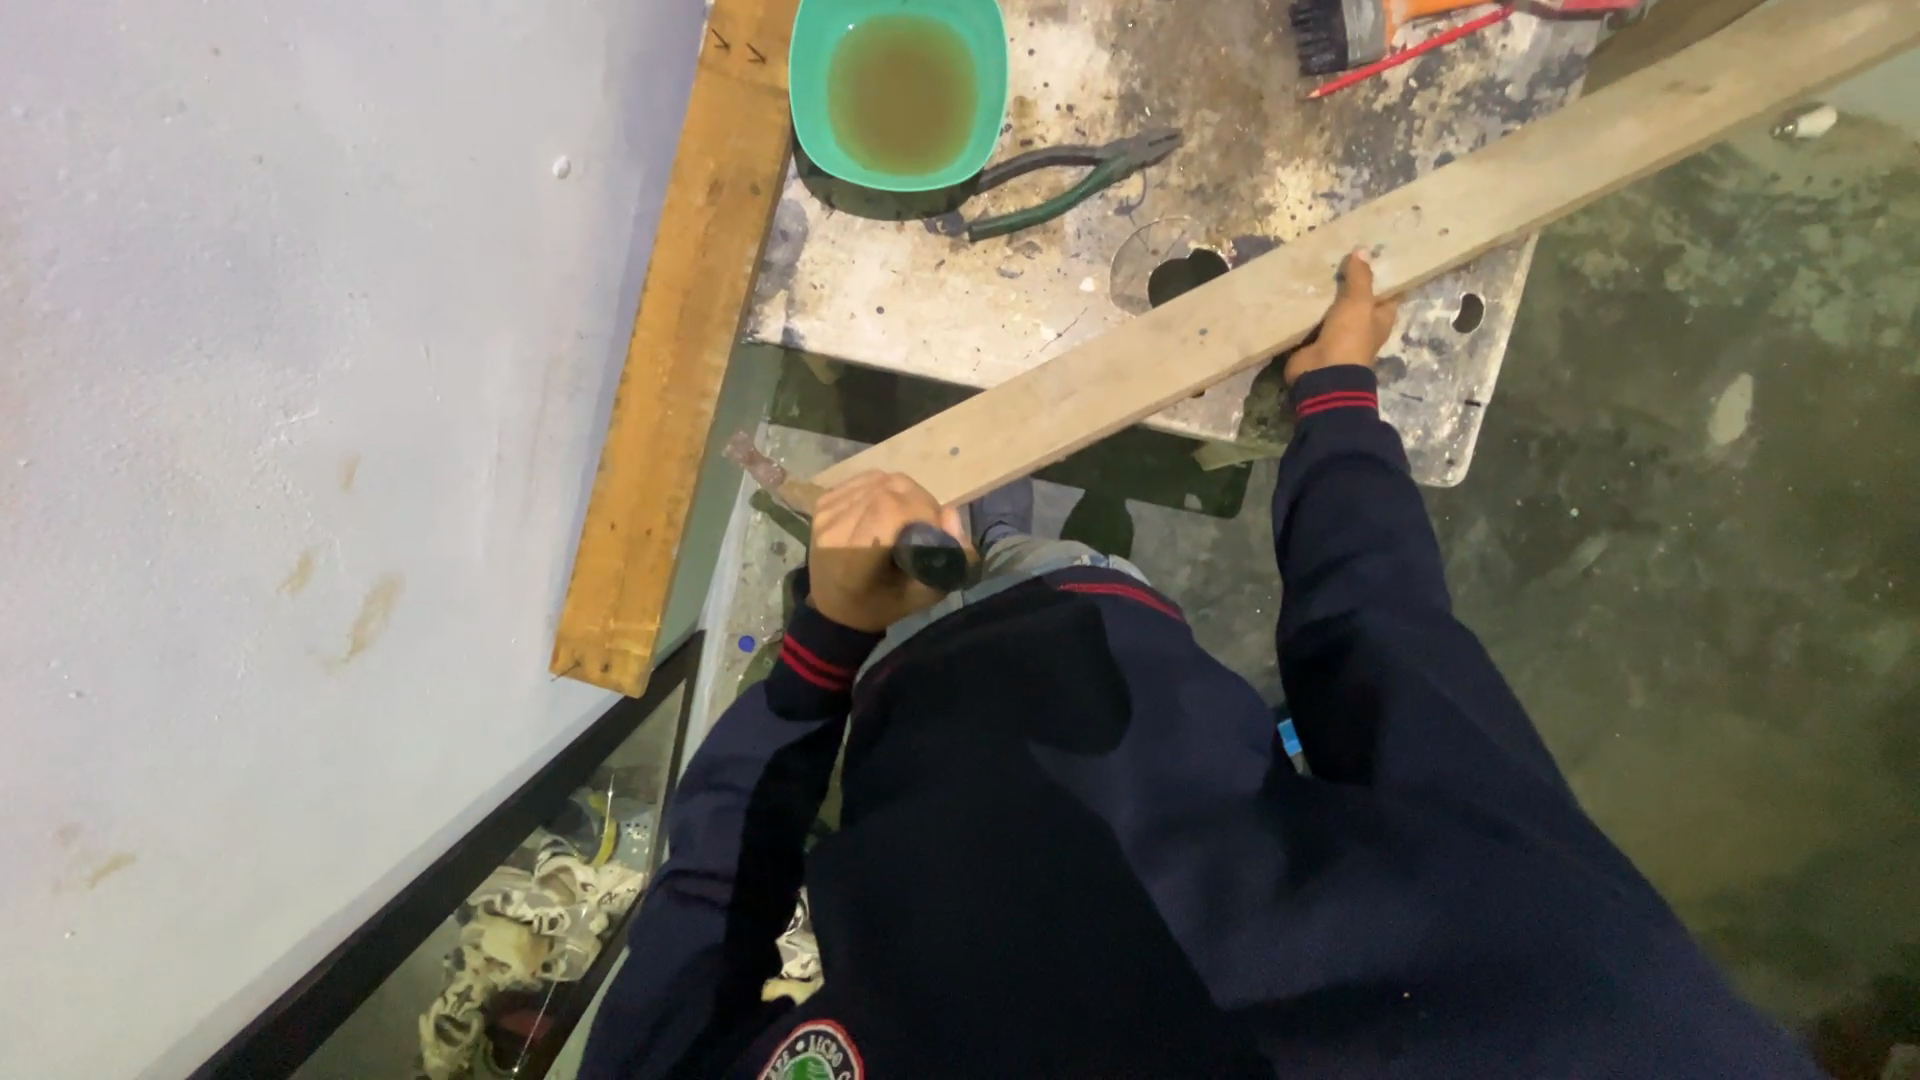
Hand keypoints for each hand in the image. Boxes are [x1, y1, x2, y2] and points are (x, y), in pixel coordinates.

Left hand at [808, 471, 970, 632]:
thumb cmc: (880, 606)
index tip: (935, 530)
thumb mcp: (922, 594)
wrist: (834, 607)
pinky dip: (886, 488)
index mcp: (853, 560)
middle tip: (928, 522)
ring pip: (880, 479)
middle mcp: (835, 529)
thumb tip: (951, 513)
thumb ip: (948, 557)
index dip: (923, 511)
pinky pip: (866, 479)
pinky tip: (889, 507)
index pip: (891, 510)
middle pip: (888, 488)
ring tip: (910, 515)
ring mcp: (827, 511)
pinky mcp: (824, 501)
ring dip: (905, 493)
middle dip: (920, 500)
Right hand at [1283, 248, 1399, 385]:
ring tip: (1314, 270)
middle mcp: (1361, 327)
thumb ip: (1360, 276)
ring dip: (1324, 297)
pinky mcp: (1313, 342)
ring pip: (1331, 310)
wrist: (1322, 373)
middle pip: (1356, 300)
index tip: (1370, 255)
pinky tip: (1298, 293)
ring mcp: (1336, 335)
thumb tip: (1363, 249)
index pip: (1387, 293)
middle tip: (1337, 257)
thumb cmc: (1350, 337)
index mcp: (1381, 318)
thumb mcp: (1360, 302)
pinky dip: (1305, 311)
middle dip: (1348, 283)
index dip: (1381, 276)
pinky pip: (1310, 322)